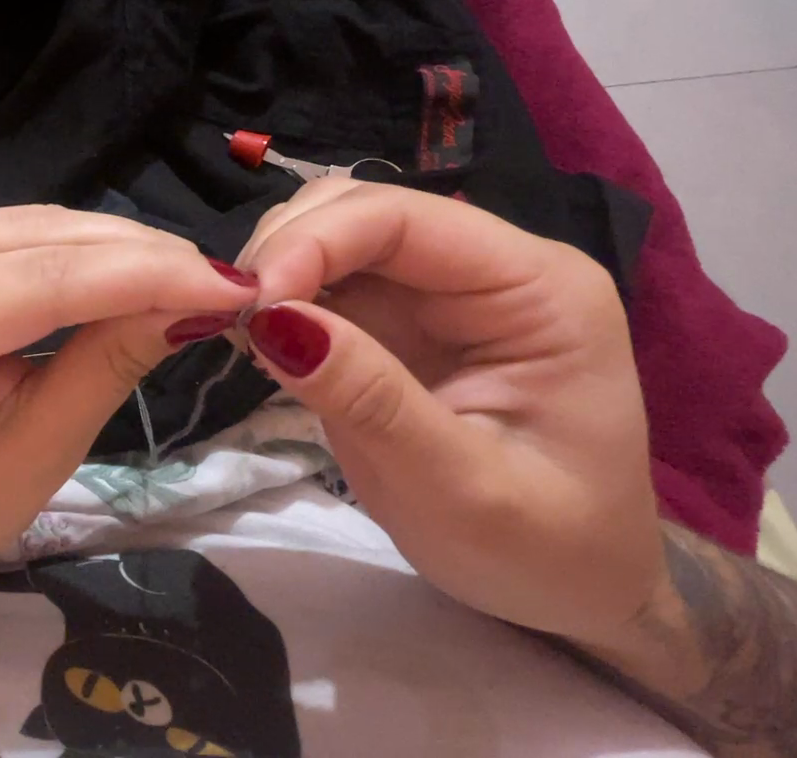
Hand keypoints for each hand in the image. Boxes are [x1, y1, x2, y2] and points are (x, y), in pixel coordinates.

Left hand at [0, 205, 259, 573]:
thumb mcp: (43, 448)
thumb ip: (112, 360)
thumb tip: (199, 298)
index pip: (39, 282)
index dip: (142, 274)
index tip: (232, 284)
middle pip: (30, 239)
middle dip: (133, 252)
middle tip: (218, 277)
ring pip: (20, 225)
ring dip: (107, 243)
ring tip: (182, 271)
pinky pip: (2, 233)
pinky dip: (69, 246)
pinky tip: (121, 262)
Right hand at [233, 179, 664, 645]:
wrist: (560, 588)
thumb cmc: (539, 550)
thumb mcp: (459, 489)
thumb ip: (370, 398)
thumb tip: (271, 320)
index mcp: (535, 288)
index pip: (404, 217)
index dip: (314, 242)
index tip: (251, 305)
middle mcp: (484, 266)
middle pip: (358, 208)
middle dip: (285, 250)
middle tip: (235, 322)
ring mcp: (433, 287)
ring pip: (327, 230)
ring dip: (273, 267)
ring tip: (245, 333)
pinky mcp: (392, 316)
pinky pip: (318, 276)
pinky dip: (275, 296)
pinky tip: (258, 338)